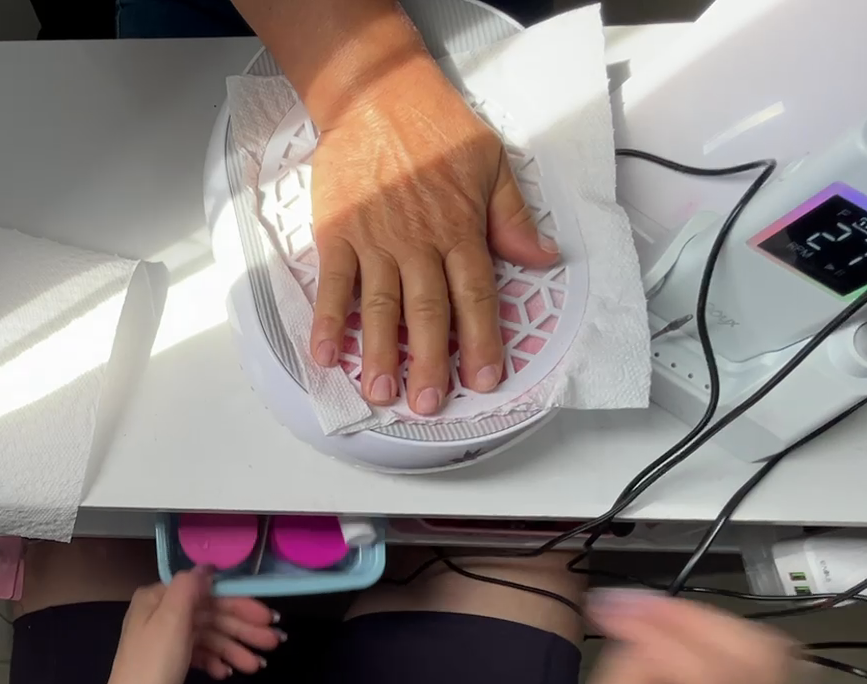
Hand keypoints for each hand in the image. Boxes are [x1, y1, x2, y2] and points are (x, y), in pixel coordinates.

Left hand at [95, 567, 281, 683]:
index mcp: (157, 598)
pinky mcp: (169, 662)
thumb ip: (189, 587)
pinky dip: (215, 661)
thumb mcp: (172, 620)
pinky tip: (228, 673)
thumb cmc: (154, 664)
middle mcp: (159, 614)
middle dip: (242, 629)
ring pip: (207, 636)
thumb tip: (206, 567)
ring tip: (257, 666)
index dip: (238, 602)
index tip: (268, 616)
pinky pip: (198, 654)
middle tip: (274, 643)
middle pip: (209, 615)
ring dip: (233, 648)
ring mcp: (164, 639)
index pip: (205, 592)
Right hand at [306, 55, 557, 413]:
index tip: (485, 379)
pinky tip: (324, 355)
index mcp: (460, 228)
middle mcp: (419, 242)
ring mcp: (374, 242)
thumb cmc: (435, 129)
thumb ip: (512, 215)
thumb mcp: (491, 163)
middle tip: (428, 403)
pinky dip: (327, 321)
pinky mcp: (337, 237)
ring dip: (379, 353)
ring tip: (379, 393)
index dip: (481, 339)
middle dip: (429, 360)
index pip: (476, 294)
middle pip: (427, 311)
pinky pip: (332, 286)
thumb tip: (542, 258)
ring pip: (380, 306)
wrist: (378, 97)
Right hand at [578, 591, 795, 683]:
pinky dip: (728, 627)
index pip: (704, 673)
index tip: (607, 610)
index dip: (656, 632)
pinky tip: (687, 627)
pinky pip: (771, 651)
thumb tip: (639, 637)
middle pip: (745, 651)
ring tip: (654, 610)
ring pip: (763, 644)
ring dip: (705, 617)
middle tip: (629, 602)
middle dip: (683, 614)